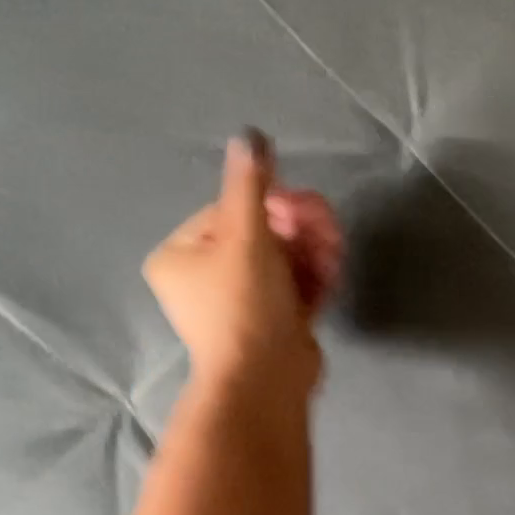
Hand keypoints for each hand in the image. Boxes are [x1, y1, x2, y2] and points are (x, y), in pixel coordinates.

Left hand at [143, 131, 342, 395]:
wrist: (267, 379)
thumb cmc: (246, 305)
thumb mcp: (247, 236)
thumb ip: (251, 185)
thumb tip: (249, 135)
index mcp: (180, 255)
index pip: (232, 212)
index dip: (274, 207)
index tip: (308, 210)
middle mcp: (204, 278)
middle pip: (262, 236)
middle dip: (301, 231)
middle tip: (330, 232)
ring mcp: (241, 303)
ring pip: (283, 261)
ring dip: (314, 253)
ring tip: (334, 259)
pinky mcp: (273, 322)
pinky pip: (294, 287)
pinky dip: (315, 278)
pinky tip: (332, 276)